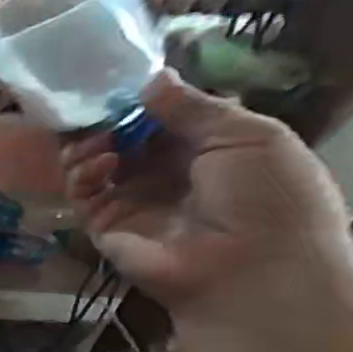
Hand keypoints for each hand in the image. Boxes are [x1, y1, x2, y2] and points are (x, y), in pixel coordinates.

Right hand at [59, 70, 352, 317]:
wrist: (251, 272)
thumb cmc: (268, 197)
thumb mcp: (246, 135)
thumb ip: (194, 107)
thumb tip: (151, 79)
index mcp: (207, 149)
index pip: (162, 117)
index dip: (140, 99)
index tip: (119, 80)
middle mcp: (166, 174)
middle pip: (123, 138)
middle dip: (106, 119)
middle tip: (91, 105)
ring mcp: (134, 203)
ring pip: (96, 164)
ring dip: (90, 144)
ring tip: (95, 138)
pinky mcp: (106, 228)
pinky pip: (84, 195)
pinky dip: (84, 174)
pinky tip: (100, 163)